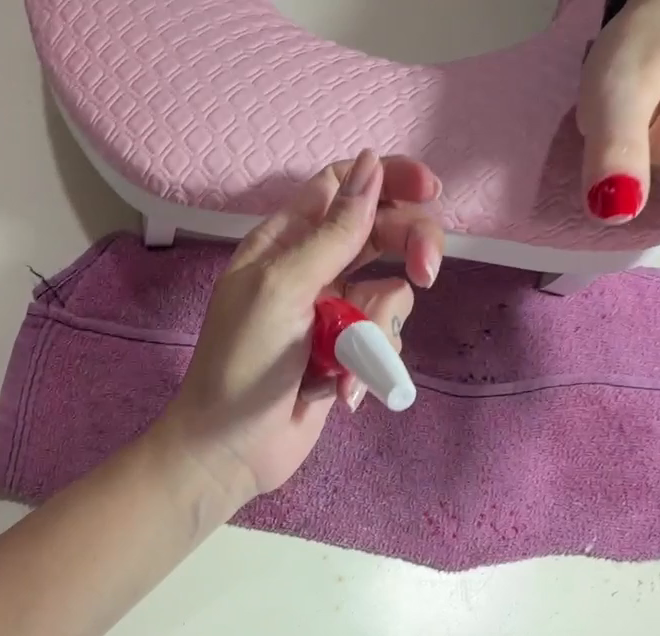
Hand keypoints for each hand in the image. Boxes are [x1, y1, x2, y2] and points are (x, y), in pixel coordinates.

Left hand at [157, 150, 444, 502]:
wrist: (231, 448)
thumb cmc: (243, 363)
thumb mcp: (282, 287)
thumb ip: (332, 232)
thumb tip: (371, 164)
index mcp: (283, 243)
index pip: (341, 187)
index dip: (386, 179)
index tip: (429, 192)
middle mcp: (310, 271)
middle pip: (380, 234)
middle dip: (410, 248)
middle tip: (426, 272)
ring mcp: (329, 316)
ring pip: (389, 293)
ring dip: (377, 328)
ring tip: (347, 362)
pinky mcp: (345, 357)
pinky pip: (382, 340)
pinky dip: (369, 364)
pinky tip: (344, 390)